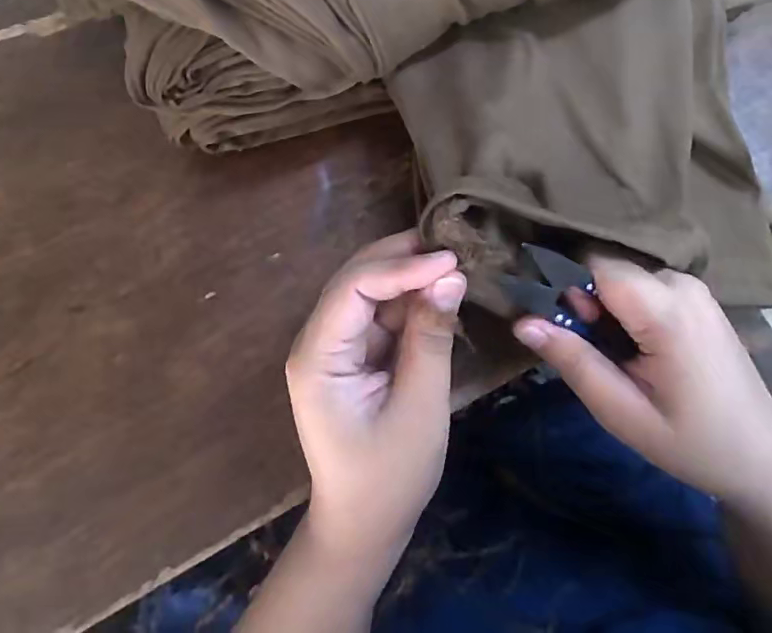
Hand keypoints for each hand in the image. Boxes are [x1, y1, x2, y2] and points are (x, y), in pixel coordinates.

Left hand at [285, 230, 465, 557]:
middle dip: (402, 258)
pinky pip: (381, 311)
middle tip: (453, 246)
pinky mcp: (354, 352)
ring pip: (369, 288)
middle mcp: (318, 340)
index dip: (401, 267)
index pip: (353, 287)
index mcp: (318, 356)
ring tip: (453, 263)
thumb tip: (451, 276)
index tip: (450, 260)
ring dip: (409, 274)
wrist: (364, 526)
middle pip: (356, 278)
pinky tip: (439, 290)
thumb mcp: (420, 407)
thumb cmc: (389, 476)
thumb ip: (432, 337)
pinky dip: (411, 298)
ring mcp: (335, 345)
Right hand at [511, 256, 771, 506]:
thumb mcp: (623, 413)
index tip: (563, 328)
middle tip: (595, 351)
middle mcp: (682, 283)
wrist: (762, 456)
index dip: (568, 289)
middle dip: (587, 301)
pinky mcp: (696, 294)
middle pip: (608, 269)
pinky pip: (643, 284)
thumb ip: (573, 361)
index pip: (595, 265)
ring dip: (607, 306)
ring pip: (623, 275)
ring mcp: (693, 286)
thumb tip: (522, 322)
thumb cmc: (692, 443)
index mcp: (667, 310)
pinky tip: (639, 348)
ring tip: (619, 356)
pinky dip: (628, 307)